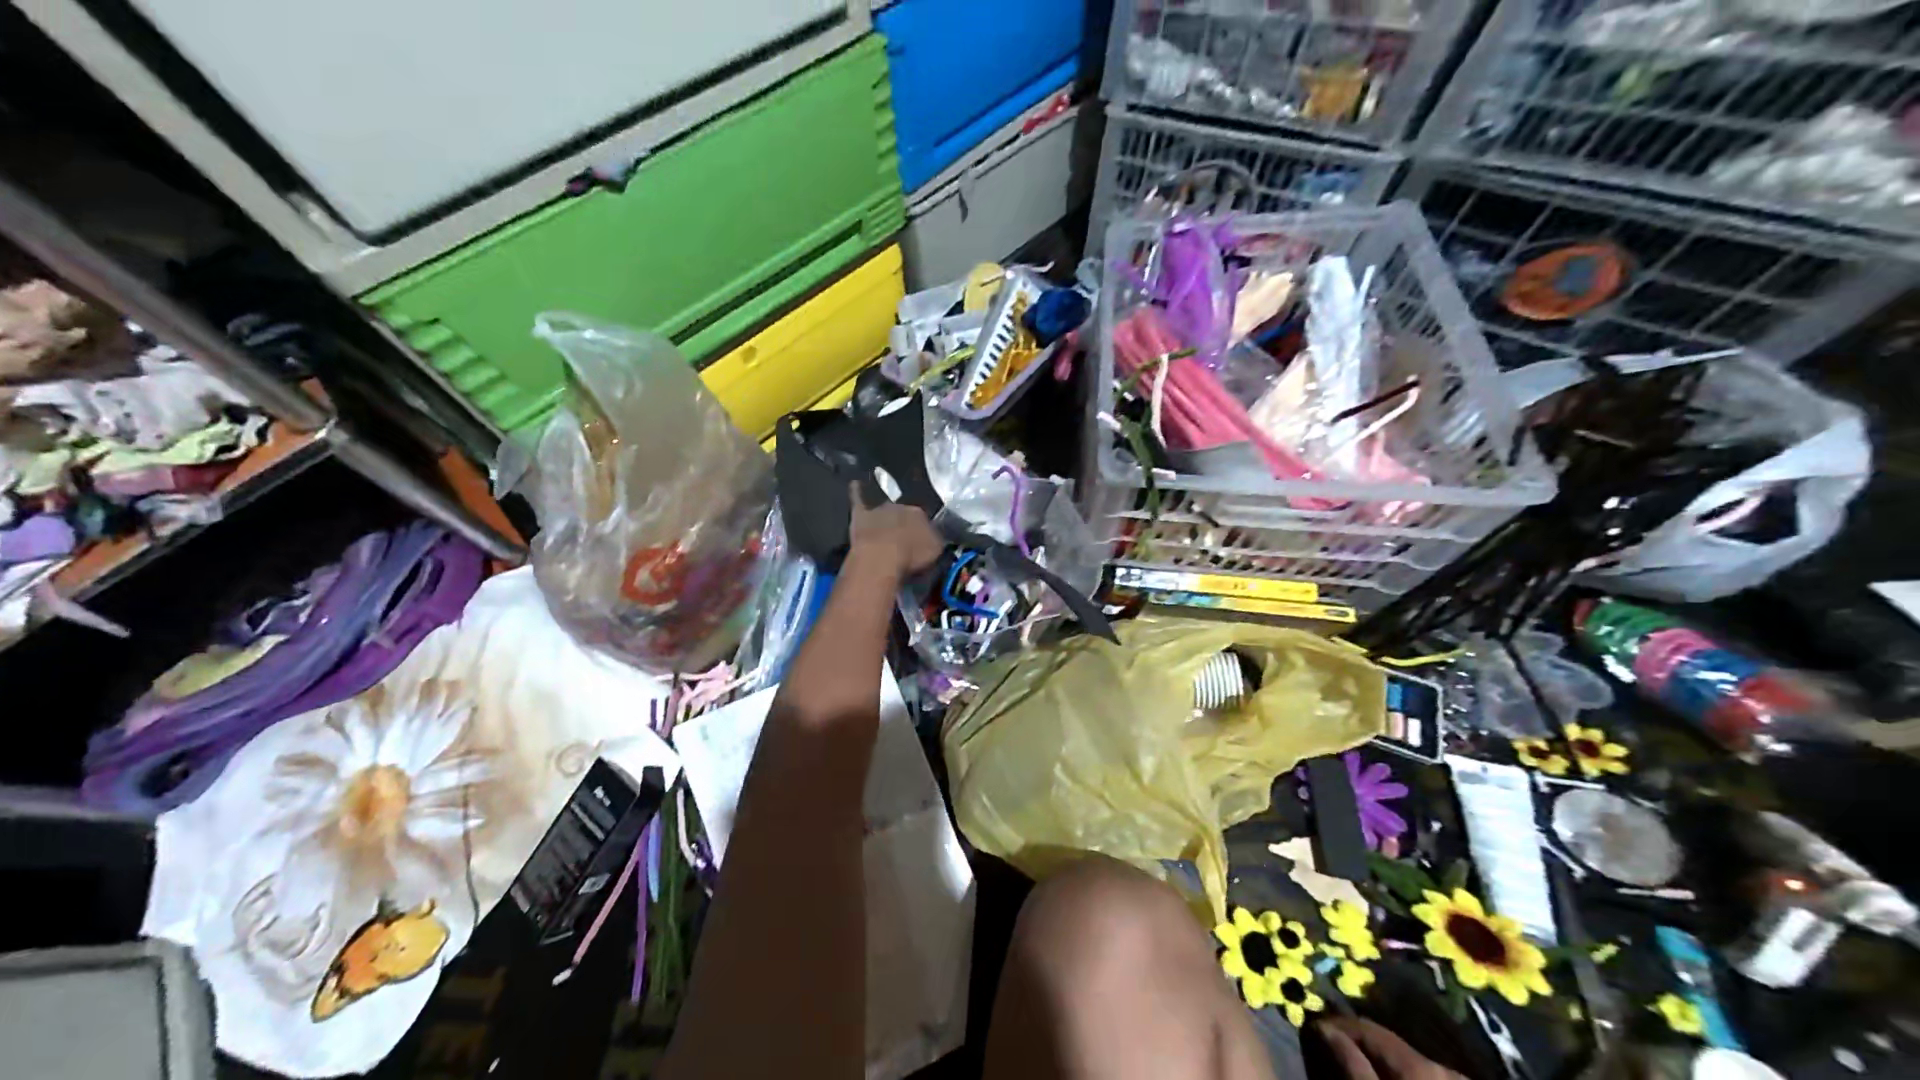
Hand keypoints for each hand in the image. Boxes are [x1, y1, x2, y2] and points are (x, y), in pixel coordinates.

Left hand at [847, 483, 941, 579]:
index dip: (920, 532)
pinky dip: (857, 491)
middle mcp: (901, 506)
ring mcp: (879, 509)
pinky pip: (858, 498)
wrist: (880, 557)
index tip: (918, 544)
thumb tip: (934, 536)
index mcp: (921, 514)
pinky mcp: (859, 514)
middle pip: (903, 514)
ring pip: (884, 510)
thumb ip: (935, 540)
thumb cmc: (911, 556)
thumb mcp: (935, 551)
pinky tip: (855, 484)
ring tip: (884, 529)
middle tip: (901, 541)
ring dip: (885, 517)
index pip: (923, 520)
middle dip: (903, 525)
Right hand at [1314, 1017, 1464, 1079]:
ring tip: (1362, 1066)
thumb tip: (1324, 1027)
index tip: (1314, 1027)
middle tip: (1334, 1049)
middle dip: (1361, 1042)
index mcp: (1420, 1064)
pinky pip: (1425, 1073)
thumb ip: (1353, 1067)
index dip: (1338, 1025)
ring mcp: (1459, 1079)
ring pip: (1408, 1059)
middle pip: (1390, 1042)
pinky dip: (1404, 1072)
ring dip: (1383, 1059)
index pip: (1369, 1028)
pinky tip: (1392, 1078)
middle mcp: (1443, 1064)